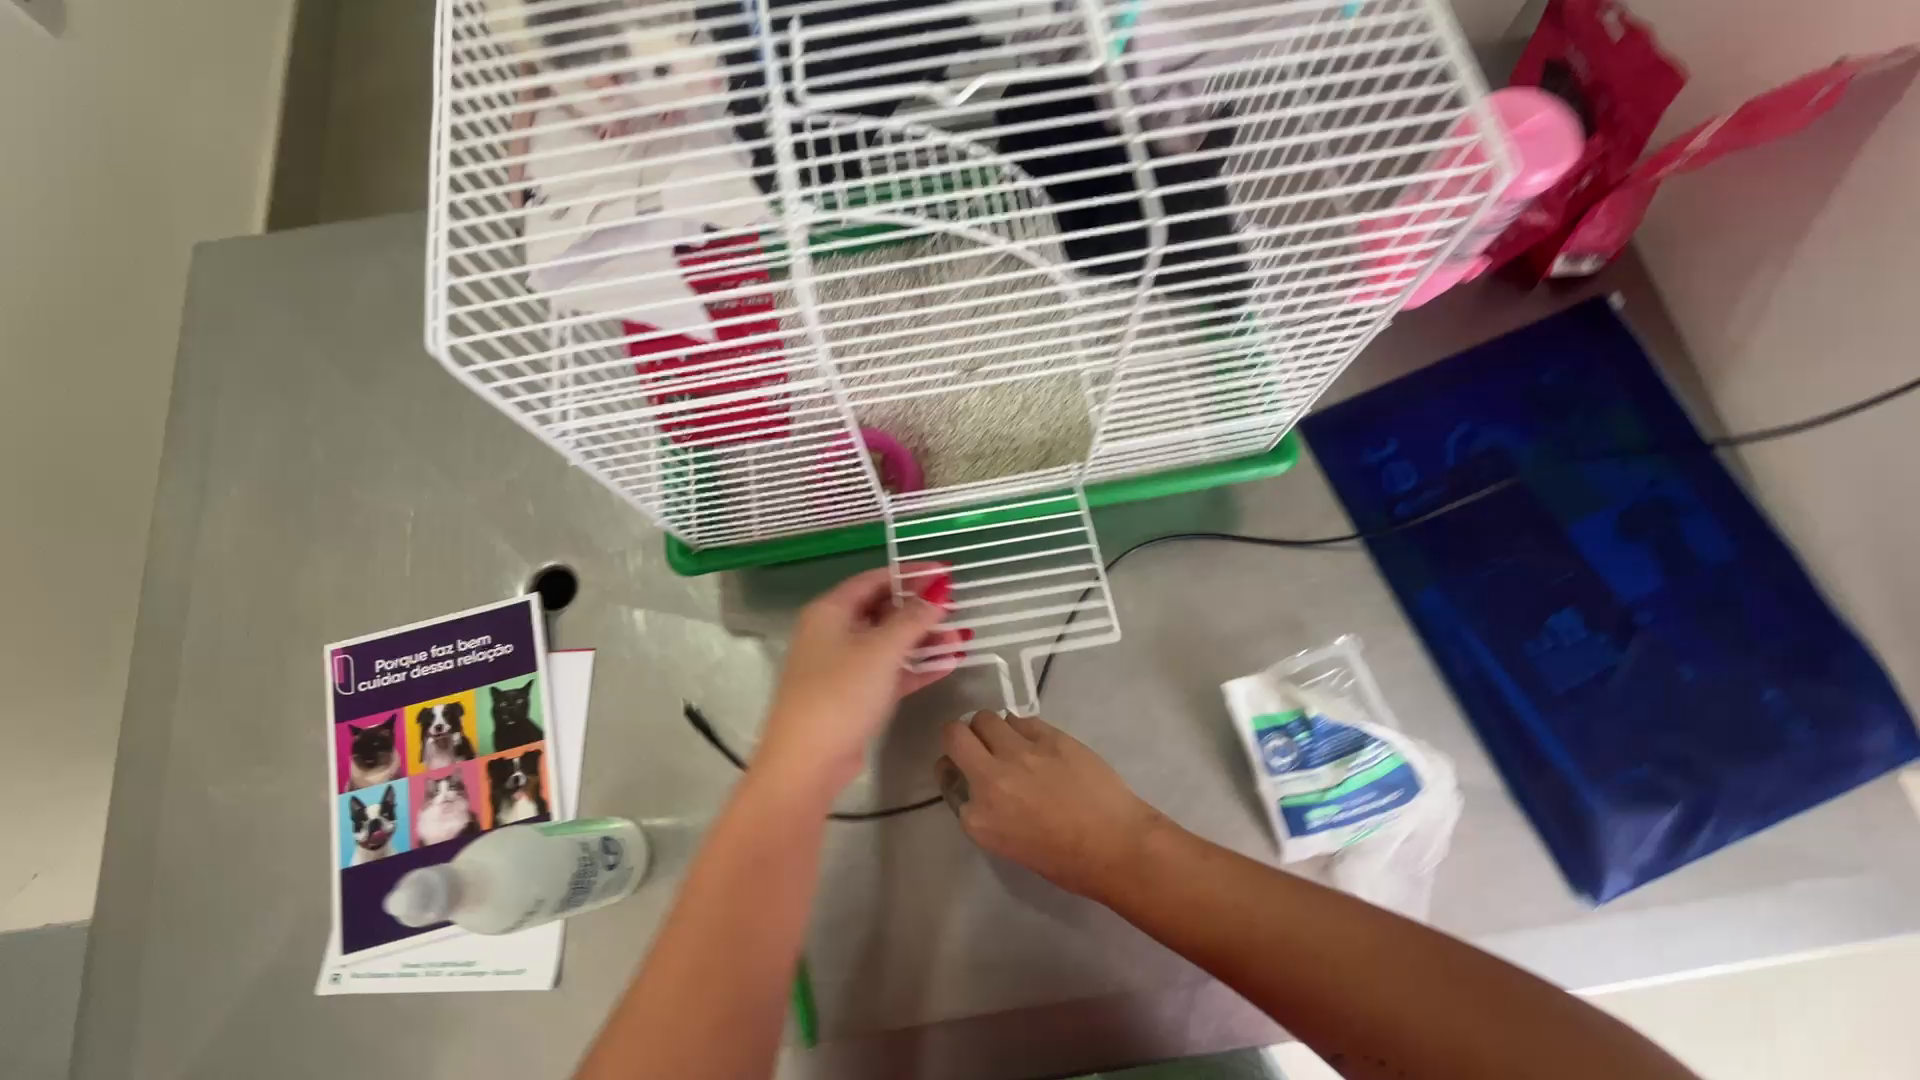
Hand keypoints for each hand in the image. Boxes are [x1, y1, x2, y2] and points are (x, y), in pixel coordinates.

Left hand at [757, 565, 967, 796]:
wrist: (807, 761)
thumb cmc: (841, 693)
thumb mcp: (881, 650)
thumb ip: (913, 619)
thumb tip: (937, 592)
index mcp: (830, 611)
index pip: (874, 579)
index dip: (910, 573)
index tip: (946, 573)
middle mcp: (833, 632)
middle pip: (882, 609)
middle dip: (920, 609)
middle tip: (956, 607)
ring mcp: (842, 666)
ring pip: (888, 643)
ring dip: (924, 639)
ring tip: (962, 638)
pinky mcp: (854, 696)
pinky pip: (890, 671)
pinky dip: (916, 666)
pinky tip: (948, 664)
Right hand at [939, 712, 1169, 901]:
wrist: (1116, 845)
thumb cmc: (1065, 861)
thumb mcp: (1007, 844)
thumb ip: (984, 811)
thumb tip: (980, 787)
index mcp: (978, 816)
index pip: (945, 776)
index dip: (953, 769)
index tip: (962, 771)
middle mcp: (990, 777)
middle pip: (954, 734)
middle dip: (959, 737)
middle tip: (977, 746)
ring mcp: (1020, 752)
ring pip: (986, 718)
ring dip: (990, 728)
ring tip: (1009, 742)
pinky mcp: (1049, 736)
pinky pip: (1020, 719)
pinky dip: (1021, 728)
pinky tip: (1036, 743)